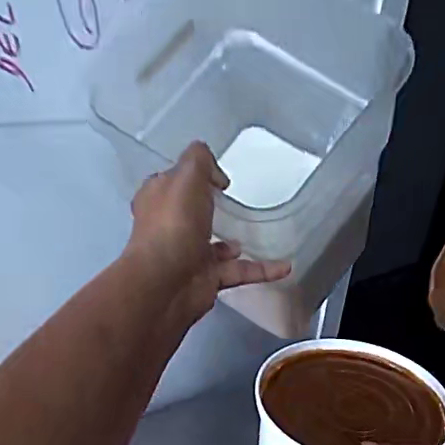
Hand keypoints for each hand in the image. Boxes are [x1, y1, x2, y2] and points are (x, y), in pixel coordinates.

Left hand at [122, 141, 290, 325]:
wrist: (167, 283)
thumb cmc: (174, 225)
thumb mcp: (187, 176)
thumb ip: (201, 161)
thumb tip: (217, 174)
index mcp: (160, 198)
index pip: (175, 182)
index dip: (194, 176)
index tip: (219, 178)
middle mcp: (172, 225)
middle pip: (194, 212)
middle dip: (213, 208)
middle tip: (236, 204)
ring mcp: (191, 254)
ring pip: (218, 246)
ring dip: (236, 242)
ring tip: (259, 235)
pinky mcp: (209, 279)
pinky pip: (241, 271)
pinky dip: (262, 270)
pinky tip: (285, 266)